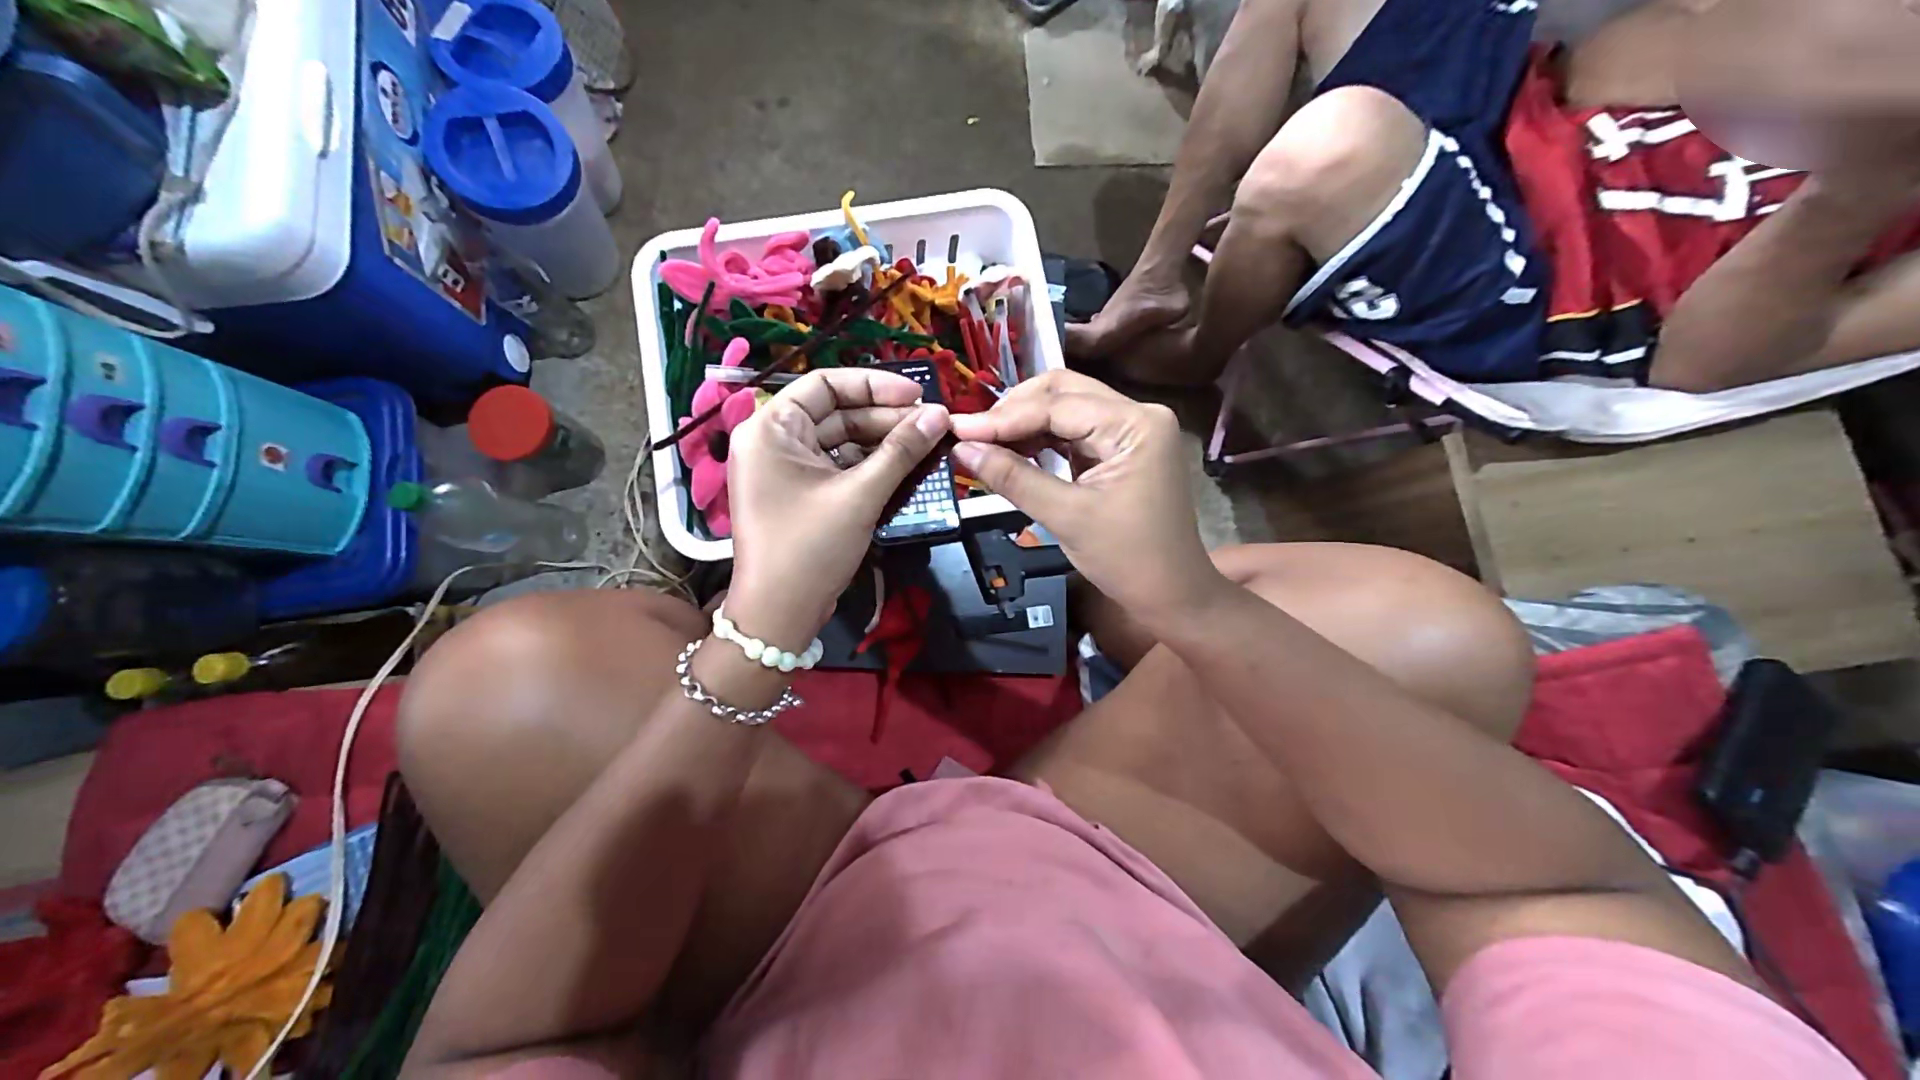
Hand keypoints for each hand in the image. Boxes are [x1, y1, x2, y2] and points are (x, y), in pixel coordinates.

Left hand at [724, 368, 950, 648]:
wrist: (780, 613)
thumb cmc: (810, 547)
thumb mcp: (860, 495)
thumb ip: (901, 451)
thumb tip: (940, 415)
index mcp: (771, 428)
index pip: (826, 384)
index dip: (875, 385)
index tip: (918, 395)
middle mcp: (773, 441)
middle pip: (836, 412)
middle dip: (885, 416)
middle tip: (932, 423)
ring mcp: (786, 469)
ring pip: (841, 440)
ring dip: (882, 441)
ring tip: (927, 442)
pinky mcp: (801, 493)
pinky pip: (839, 465)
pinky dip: (870, 464)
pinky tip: (906, 465)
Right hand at [949, 371, 1227, 622]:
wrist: (1171, 594)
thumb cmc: (1127, 558)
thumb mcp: (1065, 516)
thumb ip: (1013, 477)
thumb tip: (962, 448)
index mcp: (1136, 424)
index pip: (1057, 406)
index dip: (1003, 418)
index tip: (957, 429)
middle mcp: (1138, 414)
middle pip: (1063, 392)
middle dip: (1014, 410)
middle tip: (970, 433)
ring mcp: (1131, 430)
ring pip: (1065, 408)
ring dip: (1024, 423)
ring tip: (984, 442)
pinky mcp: (1121, 449)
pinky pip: (1073, 431)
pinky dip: (1041, 439)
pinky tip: (1012, 450)